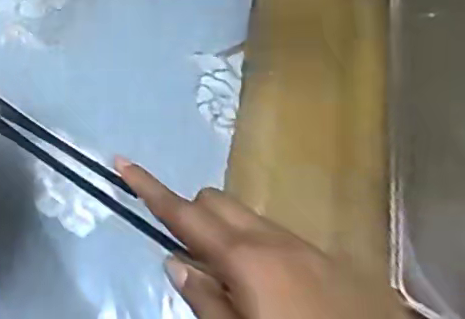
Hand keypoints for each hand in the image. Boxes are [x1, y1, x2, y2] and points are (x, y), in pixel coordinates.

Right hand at [114, 160, 401, 318]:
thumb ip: (207, 303)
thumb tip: (176, 264)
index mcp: (245, 259)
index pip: (183, 213)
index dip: (148, 188)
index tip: (121, 160)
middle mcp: (275, 241)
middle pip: (216, 202)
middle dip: (194, 214)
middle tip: (189, 252)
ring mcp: (312, 250)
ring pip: (252, 220)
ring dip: (232, 235)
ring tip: (238, 282)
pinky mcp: (343, 267)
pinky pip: (286, 241)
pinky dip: (266, 251)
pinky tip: (283, 294)